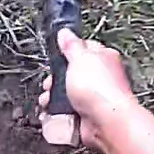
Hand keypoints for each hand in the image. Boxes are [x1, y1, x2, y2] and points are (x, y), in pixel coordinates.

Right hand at [39, 29, 142, 149]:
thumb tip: (65, 32)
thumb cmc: (98, 88)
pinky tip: (53, 113)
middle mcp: (100, 77)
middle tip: (49, 83)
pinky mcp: (86, 115)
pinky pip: (67, 111)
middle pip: (70, 73)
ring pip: (66, 94)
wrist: (106, 121)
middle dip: (55, 80)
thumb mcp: (80, 58)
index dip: (66, 53)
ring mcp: (93, 97)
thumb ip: (71, 45)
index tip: (55, 59)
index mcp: (103, 57)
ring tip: (47, 101)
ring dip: (52, 97)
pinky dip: (57, 113)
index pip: (83, 48)